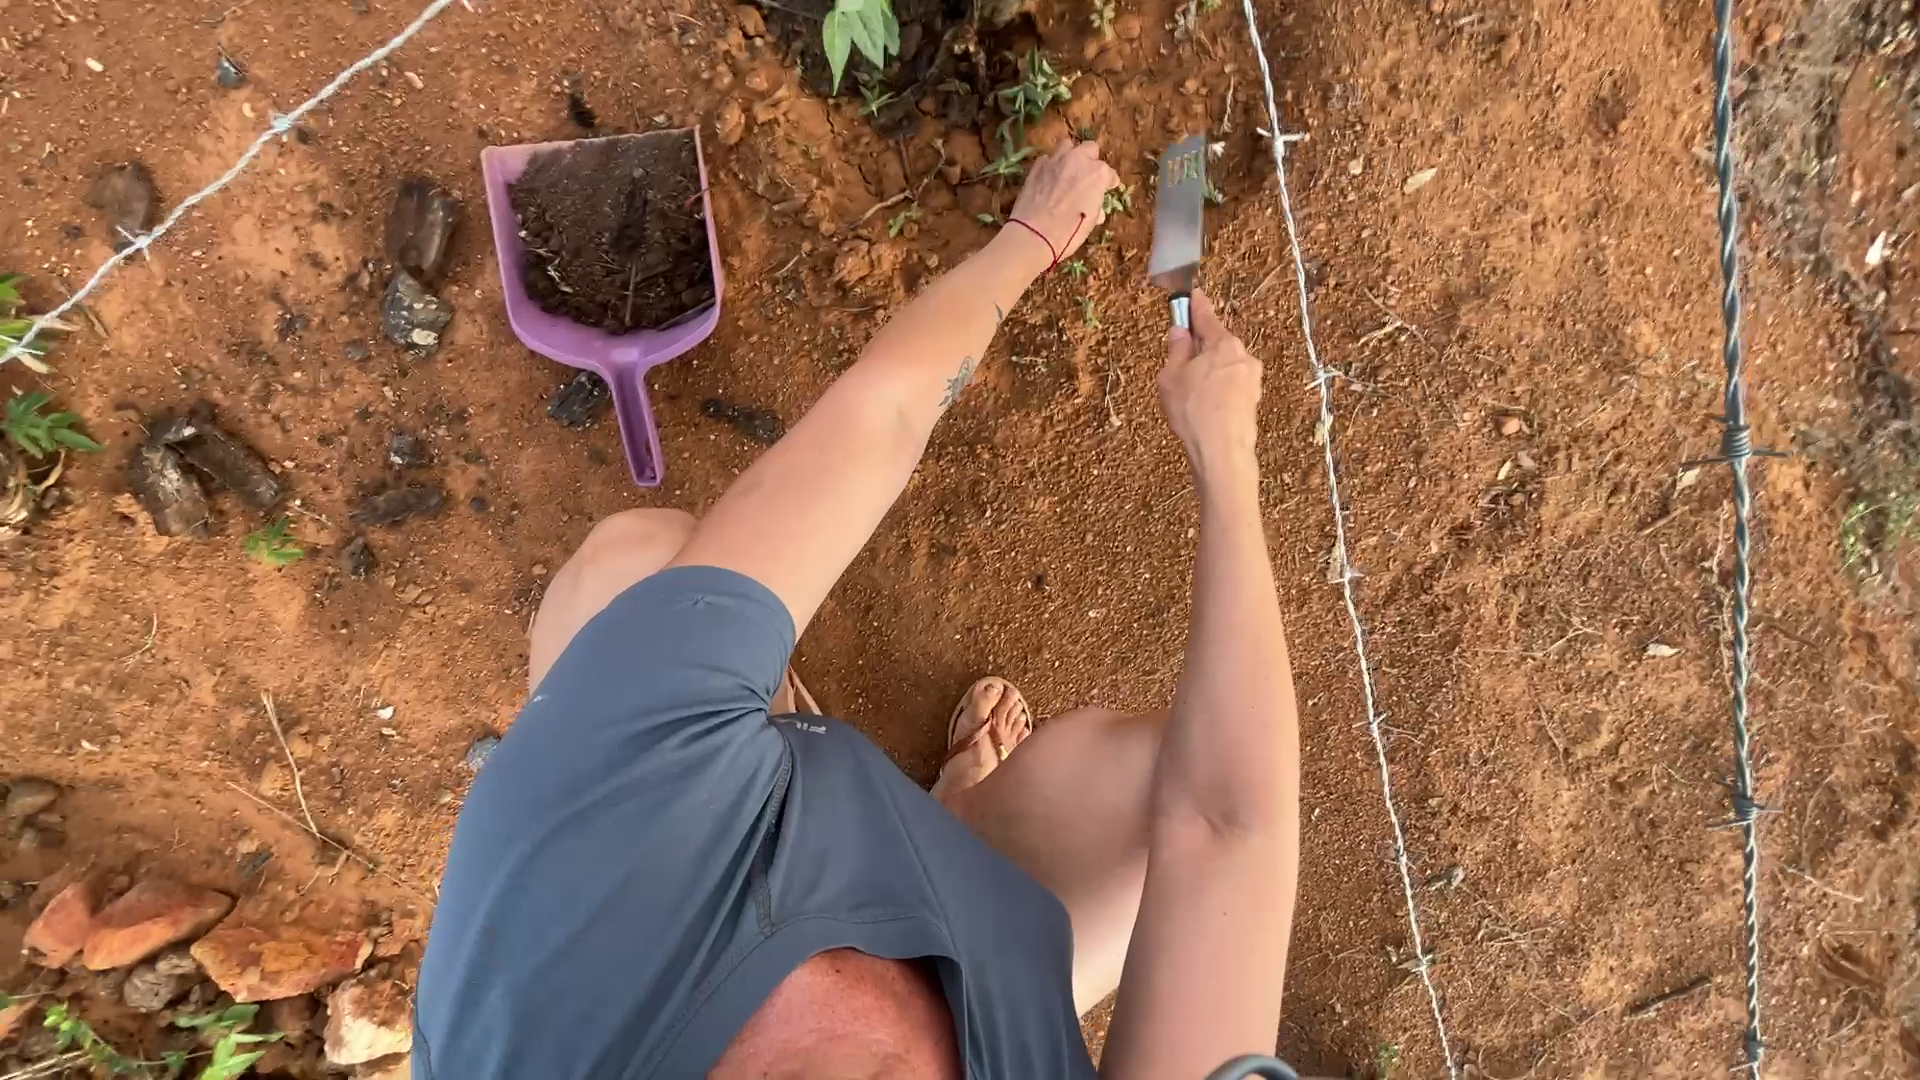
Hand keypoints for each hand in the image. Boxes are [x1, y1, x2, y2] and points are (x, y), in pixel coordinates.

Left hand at [1005, 141, 1119, 265]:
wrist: (1034, 235)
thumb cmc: (1068, 233)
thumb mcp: (1090, 223)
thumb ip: (1095, 207)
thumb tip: (1097, 210)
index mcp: (1098, 173)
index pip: (1109, 174)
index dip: (1108, 183)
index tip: (1107, 189)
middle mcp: (1079, 159)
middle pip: (1090, 149)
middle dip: (1090, 161)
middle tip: (1086, 177)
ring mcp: (1056, 160)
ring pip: (1067, 146)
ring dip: (1070, 156)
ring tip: (1067, 171)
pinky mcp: (1037, 166)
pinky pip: (1047, 159)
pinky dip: (1050, 166)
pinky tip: (1048, 179)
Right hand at [1160, 290, 1261, 479]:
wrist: (1221, 450)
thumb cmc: (1193, 411)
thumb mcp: (1171, 377)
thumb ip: (1176, 351)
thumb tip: (1179, 333)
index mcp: (1223, 343)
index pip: (1207, 316)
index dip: (1196, 305)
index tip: (1193, 293)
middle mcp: (1242, 356)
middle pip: (1217, 344)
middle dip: (1200, 349)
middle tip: (1178, 363)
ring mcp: (1251, 380)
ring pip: (1224, 368)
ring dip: (1208, 374)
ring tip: (1187, 396)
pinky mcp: (1252, 401)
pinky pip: (1230, 387)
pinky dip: (1216, 391)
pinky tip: (1201, 408)